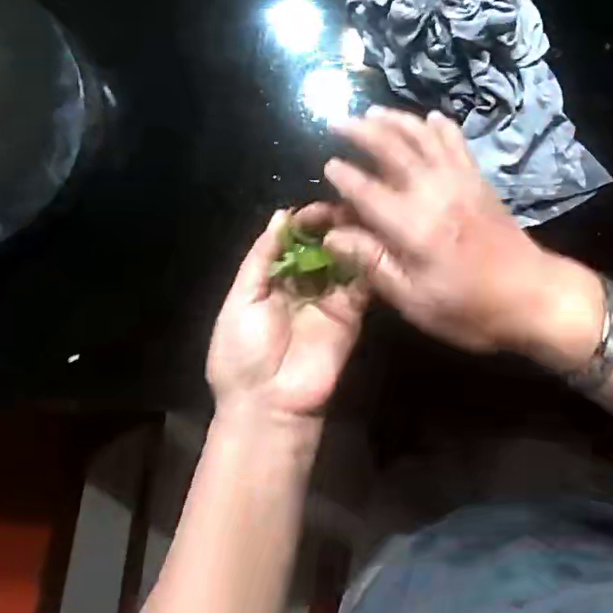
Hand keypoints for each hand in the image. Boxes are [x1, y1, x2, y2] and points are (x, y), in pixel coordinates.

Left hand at [206, 209, 369, 423]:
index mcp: (275, 278)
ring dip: (351, 236)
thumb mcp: (241, 300)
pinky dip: (367, 259)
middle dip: (332, 224)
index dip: (305, 222)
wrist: (268, 404)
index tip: (317, 208)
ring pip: (345, 257)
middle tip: (343, 208)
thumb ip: (261, 257)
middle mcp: (306, 282)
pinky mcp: (354, 310)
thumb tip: (282, 215)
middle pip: (322, 245)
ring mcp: (332, 296)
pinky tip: (370, 241)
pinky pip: (363, 281)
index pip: (294, 240)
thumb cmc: (243, 353)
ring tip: (359, 218)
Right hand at [316, 108, 603, 371]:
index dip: (345, 177)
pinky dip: (442, 127)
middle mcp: (434, 193)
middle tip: (338, 121)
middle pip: (393, 151)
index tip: (327, 165)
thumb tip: (332, 235)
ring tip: (374, 111)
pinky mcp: (480, 180)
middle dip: (362, 132)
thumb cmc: (469, 308)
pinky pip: (457, 144)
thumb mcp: (415, 301)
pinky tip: (431, 117)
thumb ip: (373, 264)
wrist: (533, 294)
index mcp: (412, 226)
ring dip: (398, 120)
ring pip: (424, 138)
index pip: (367, 191)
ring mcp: (460, 181)